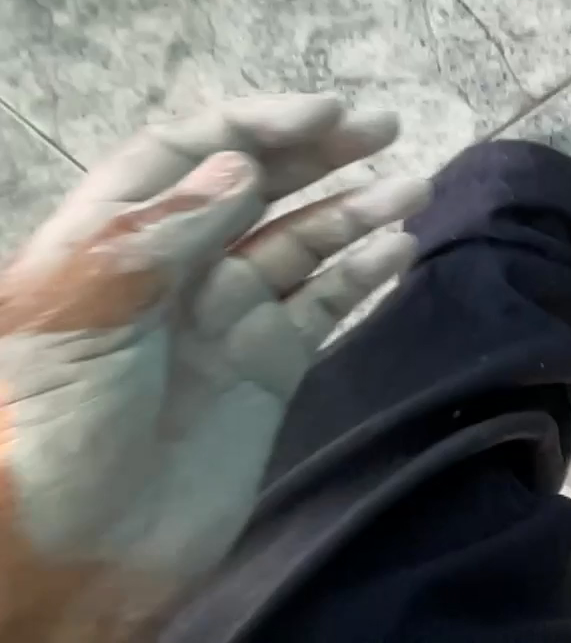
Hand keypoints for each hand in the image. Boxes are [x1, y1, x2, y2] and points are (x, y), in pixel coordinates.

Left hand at [0, 96, 428, 639]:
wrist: (70, 562)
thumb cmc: (46, 437)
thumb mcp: (74, 326)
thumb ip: (154, 238)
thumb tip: (244, 166)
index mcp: (109, 250)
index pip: (185, 157)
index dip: (255, 123)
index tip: (326, 114)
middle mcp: (176, 271)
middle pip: (257, 188)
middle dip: (321, 152)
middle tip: (387, 128)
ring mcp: (230, 315)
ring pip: (307, 240)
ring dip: (361, 208)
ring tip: (417, 190)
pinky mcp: (273, 359)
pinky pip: (329, 300)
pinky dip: (367, 270)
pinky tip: (401, 250)